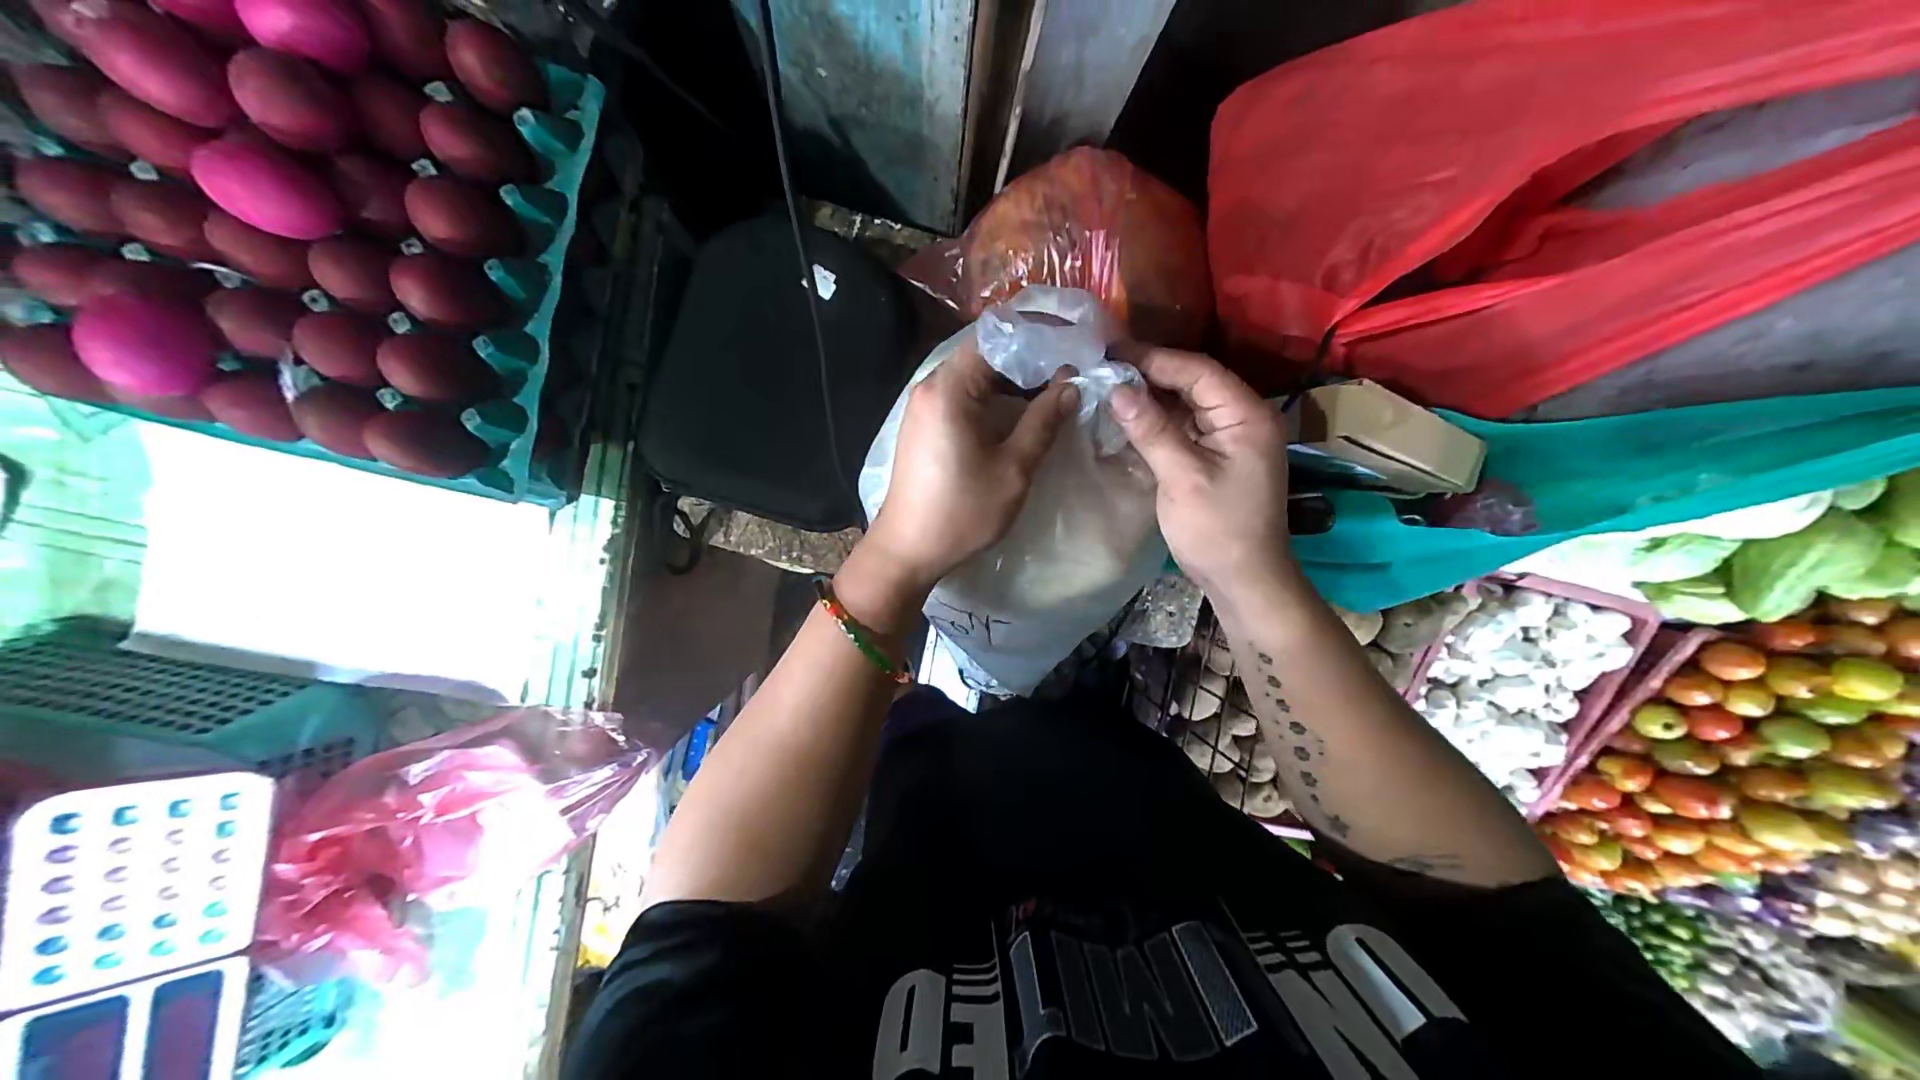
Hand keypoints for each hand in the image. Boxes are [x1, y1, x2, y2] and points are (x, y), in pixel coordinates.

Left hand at [861, 340, 1077, 600]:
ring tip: (1058, 383)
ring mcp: (925, 404)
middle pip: (986, 350)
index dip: (1038, 330)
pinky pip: (965, 394)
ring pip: (977, 373)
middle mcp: (932, 385)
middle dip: (1031, 353)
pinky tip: (1024, 408)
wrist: (908, 550)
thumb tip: (1072, 385)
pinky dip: (995, 394)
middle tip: (1074, 360)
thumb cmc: (961, 512)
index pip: (997, 334)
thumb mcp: (1013, 469)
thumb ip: (1044, 421)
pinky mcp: (925, 423)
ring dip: (1015, 376)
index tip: (1074, 336)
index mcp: (950, 388)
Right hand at [1108, 346, 1297, 603]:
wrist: (1243, 579)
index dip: (1154, 358)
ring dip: (1150, 397)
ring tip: (1108, 388)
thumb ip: (1151, 430)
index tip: (1111, 351)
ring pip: (1186, 405)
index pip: (1198, 371)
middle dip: (1149, 374)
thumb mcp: (1182, 477)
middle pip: (1193, 383)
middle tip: (1103, 367)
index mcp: (1246, 415)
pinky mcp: (1215, 458)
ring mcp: (1229, 439)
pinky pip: (1183, 428)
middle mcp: (1242, 419)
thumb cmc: (1218, 530)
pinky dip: (1156, 422)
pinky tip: (1126, 419)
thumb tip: (1116, 390)